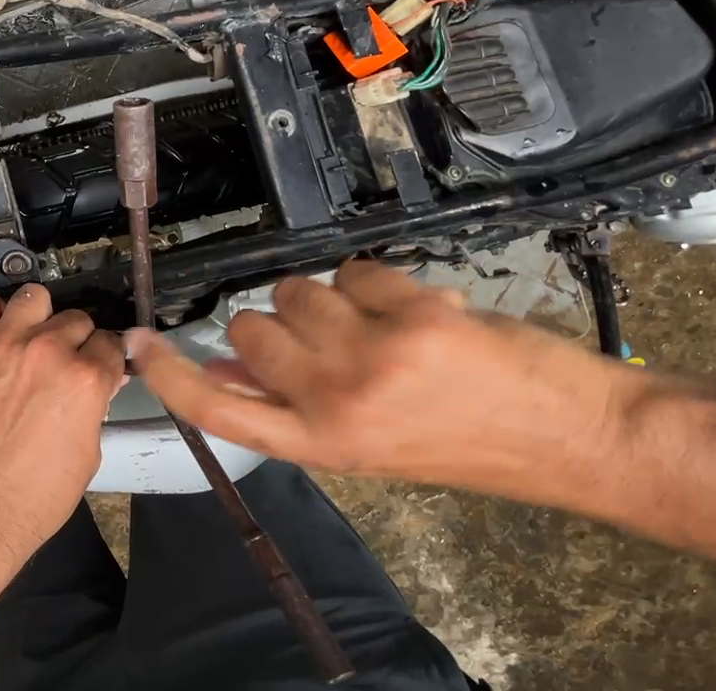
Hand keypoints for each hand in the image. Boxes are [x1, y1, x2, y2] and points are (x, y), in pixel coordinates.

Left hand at [0, 285, 125, 564]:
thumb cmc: (35, 495)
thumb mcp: (87, 452)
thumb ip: (95, 405)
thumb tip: (102, 381)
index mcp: (86, 380)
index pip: (111, 343)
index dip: (108, 356)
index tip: (102, 362)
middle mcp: (47, 352)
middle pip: (76, 318)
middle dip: (77, 339)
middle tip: (67, 362)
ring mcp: (5, 344)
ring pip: (34, 297)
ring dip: (39, 315)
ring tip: (34, 338)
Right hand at [129, 259, 626, 489]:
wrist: (580, 441)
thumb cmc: (464, 443)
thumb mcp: (363, 443)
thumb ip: (286, 403)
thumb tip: (225, 365)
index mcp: (317, 443)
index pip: (214, 408)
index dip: (166, 373)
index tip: (135, 342)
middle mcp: (333, 405)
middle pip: (248, 329)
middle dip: (277, 324)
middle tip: (326, 340)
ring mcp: (372, 360)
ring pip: (296, 291)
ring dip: (326, 299)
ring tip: (376, 327)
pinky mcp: (412, 318)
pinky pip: (351, 272)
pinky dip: (374, 282)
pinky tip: (411, 310)